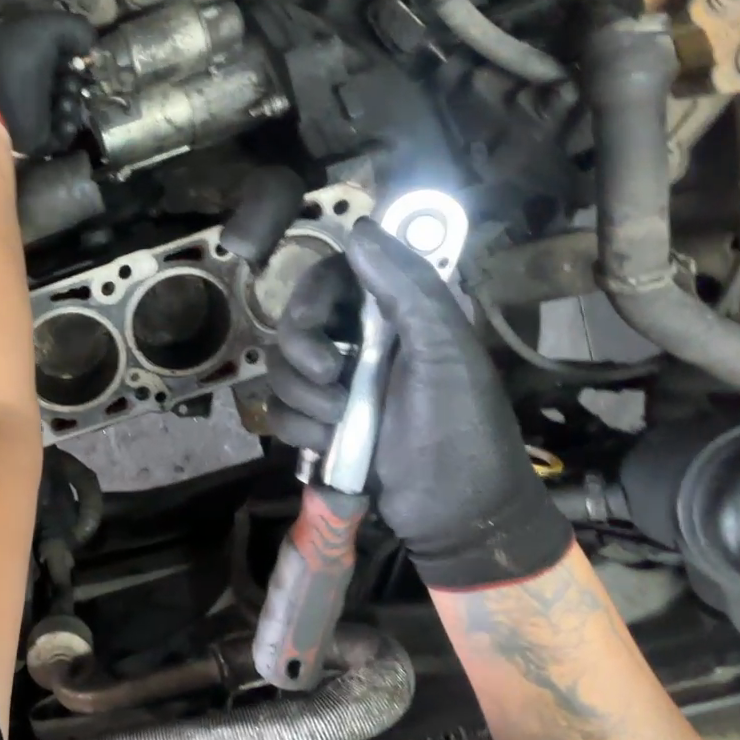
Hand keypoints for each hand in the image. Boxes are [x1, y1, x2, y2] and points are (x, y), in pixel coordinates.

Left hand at [0, 12, 95, 158]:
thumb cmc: (14, 62)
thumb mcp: (45, 28)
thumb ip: (75, 29)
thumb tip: (91, 46)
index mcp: (22, 50)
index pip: (56, 49)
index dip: (73, 51)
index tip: (83, 55)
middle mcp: (26, 79)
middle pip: (64, 78)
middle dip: (74, 78)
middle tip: (71, 79)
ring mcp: (30, 110)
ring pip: (65, 105)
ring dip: (72, 101)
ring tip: (64, 100)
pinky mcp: (37, 137)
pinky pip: (62, 132)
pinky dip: (67, 124)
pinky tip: (63, 117)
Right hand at [265, 220, 571, 589]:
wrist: (456, 512)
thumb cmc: (461, 426)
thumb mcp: (445, 349)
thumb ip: (407, 285)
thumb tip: (359, 227)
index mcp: (394, 316)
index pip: (332, 278)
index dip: (312, 292)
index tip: (316, 317)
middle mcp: (358, 344)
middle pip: (295, 323)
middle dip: (303, 351)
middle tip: (331, 376)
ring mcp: (335, 388)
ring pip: (281, 370)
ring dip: (307, 399)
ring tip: (344, 422)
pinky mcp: (317, 426)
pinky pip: (278, 412)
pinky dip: (299, 428)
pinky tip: (330, 443)